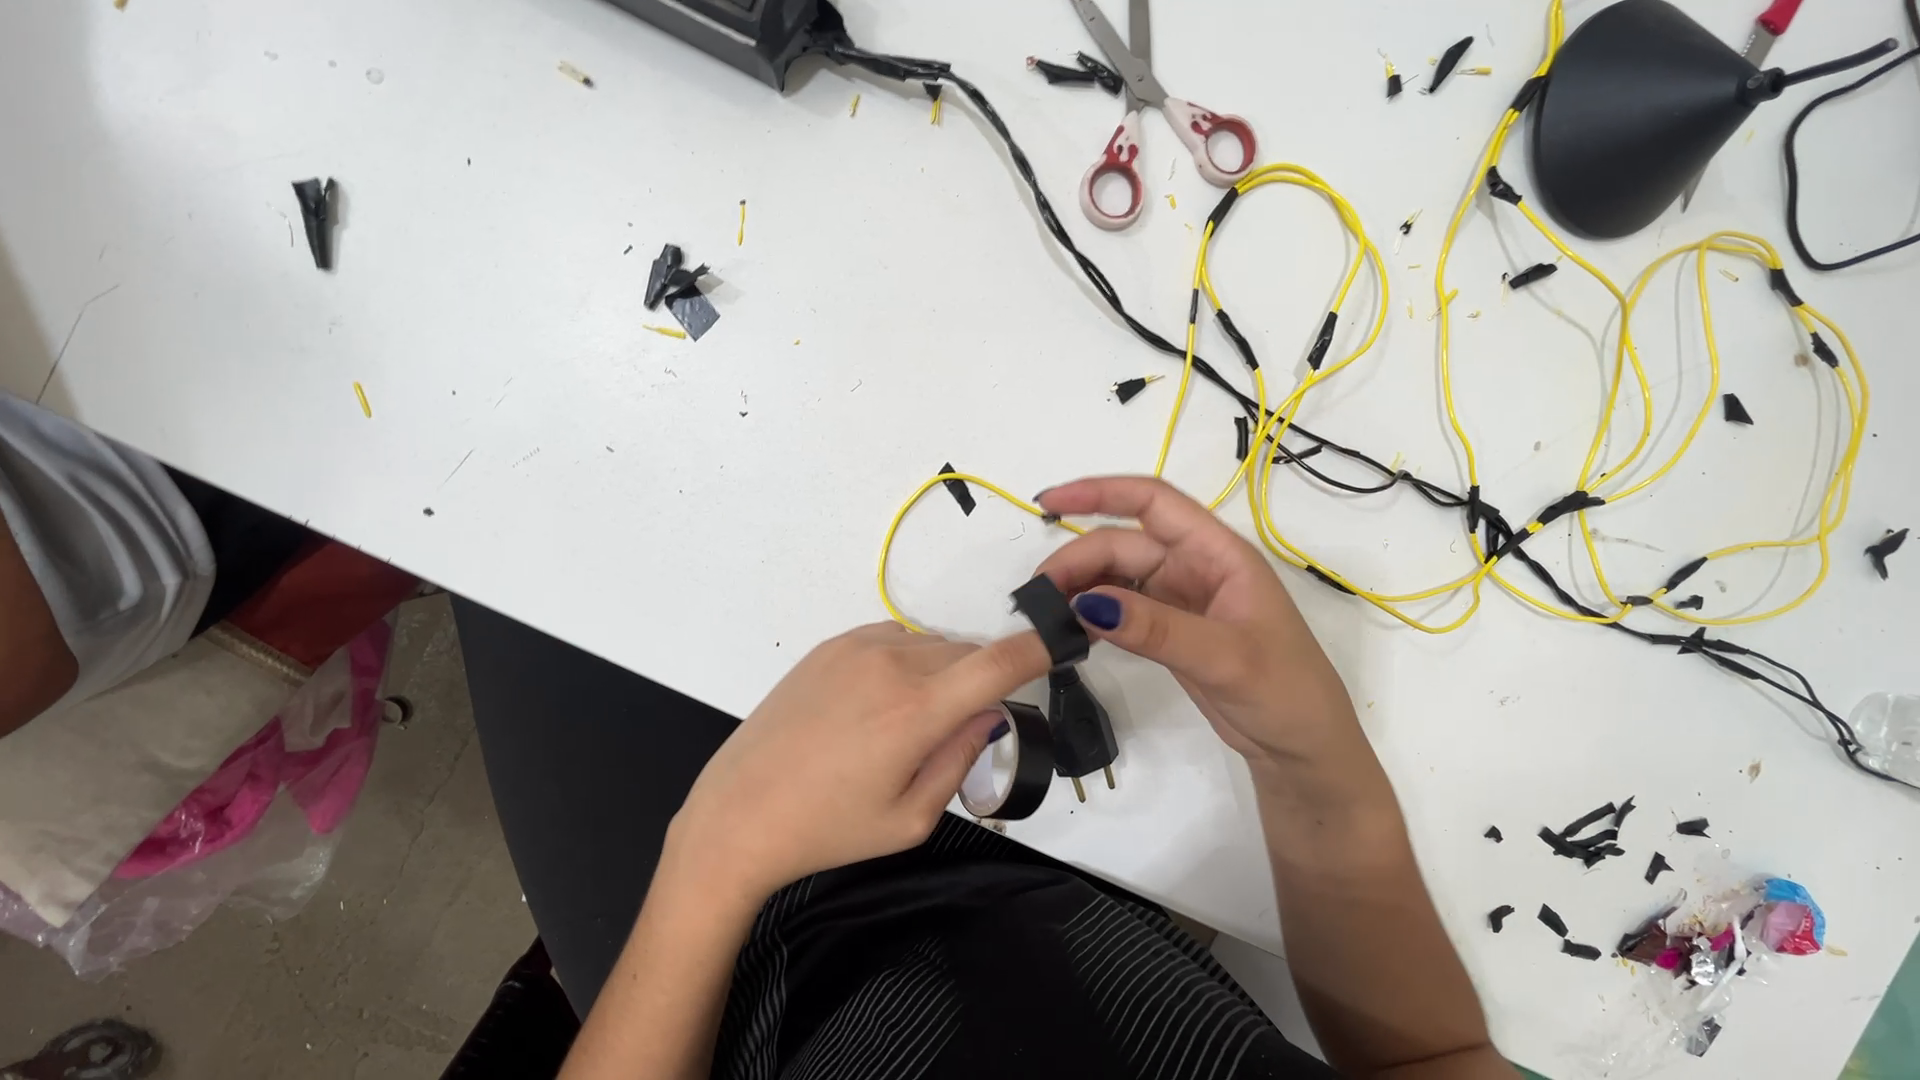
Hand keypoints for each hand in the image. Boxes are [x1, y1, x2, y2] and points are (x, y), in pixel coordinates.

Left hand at [666, 622, 1050, 905]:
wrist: (738, 814)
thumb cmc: (828, 829)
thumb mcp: (911, 817)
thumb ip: (962, 757)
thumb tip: (990, 712)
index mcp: (917, 710)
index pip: (1001, 661)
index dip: (1041, 648)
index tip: (1063, 646)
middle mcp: (891, 662)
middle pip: (967, 652)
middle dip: (980, 681)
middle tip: (957, 729)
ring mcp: (856, 646)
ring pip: (931, 644)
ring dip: (941, 671)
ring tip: (909, 720)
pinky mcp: (830, 645)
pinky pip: (894, 638)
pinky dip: (906, 661)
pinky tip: (878, 702)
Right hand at [1034, 476, 1359, 768]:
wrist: (1302, 748)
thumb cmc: (1286, 692)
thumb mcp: (1227, 658)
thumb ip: (1158, 629)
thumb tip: (1087, 604)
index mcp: (1219, 553)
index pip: (1153, 503)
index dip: (1101, 493)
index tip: (1050, 503)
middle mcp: (1194, 567)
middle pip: (1123, 544)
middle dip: (1078, 560)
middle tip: (1038, 596)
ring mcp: (1178, 600)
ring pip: (1115, 577)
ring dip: (1079, 587)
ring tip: (1044, 613)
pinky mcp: (1166, 631)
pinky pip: (1118, 611)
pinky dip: (1091, 616)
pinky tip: (1069, 630)